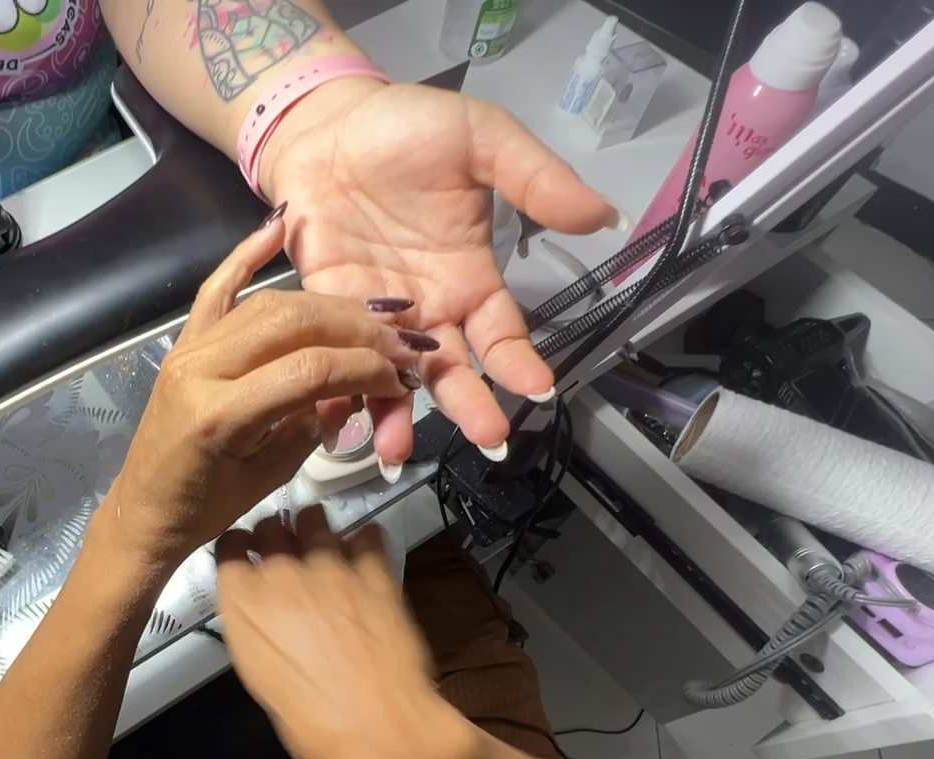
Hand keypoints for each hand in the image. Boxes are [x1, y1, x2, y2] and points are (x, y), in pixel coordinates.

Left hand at [99, 216, 424, 572]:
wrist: (145, 511)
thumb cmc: (206, 509)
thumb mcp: (268, 476)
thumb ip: (311, 425)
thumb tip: (352, 387)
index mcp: (220, 415)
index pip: (309, 370)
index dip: (365, 368)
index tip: (401, 375)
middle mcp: (200, 369)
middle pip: (293, 324)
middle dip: (354, 329)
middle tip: (396, 343)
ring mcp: (187, 351)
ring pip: (267, 305)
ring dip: (323, 307)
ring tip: (366, 319)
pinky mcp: (182, 344)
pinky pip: (215, 290)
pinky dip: (246, 255)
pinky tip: (278, 223)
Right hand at [213, 506, 492, 758]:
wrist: (380, 734)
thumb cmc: (309, 724)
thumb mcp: (260, 676)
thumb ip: (257, 628)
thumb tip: (266, 611)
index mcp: (244, 602)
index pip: (230, 545)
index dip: (239, 549)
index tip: (247, 557)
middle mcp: (282, 573)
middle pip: (270, 525)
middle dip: (275, 536)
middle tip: (285, 554)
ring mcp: (331, 567)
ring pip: (315, 519)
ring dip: (314, 530)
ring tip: (323, 548)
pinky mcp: (376, 572)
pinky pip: (367, 535)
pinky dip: (363, 542)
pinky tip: (364, 559)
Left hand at [259, 79, 617, 464]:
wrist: (329, 129)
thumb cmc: (407, 131)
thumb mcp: (482, 141)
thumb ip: (537, 180)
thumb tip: (606, 215)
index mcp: (469, 279)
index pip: (501, 334)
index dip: (521, 362)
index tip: (539, 391)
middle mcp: (426, 310)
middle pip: (450, 371)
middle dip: (467, 406)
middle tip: (485, 440)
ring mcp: (375, 317)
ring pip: (391, 378)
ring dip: (394, 417)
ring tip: (396, 454)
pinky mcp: (327, 311)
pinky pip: (336, 357)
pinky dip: (336, 390)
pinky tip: (338, 422)